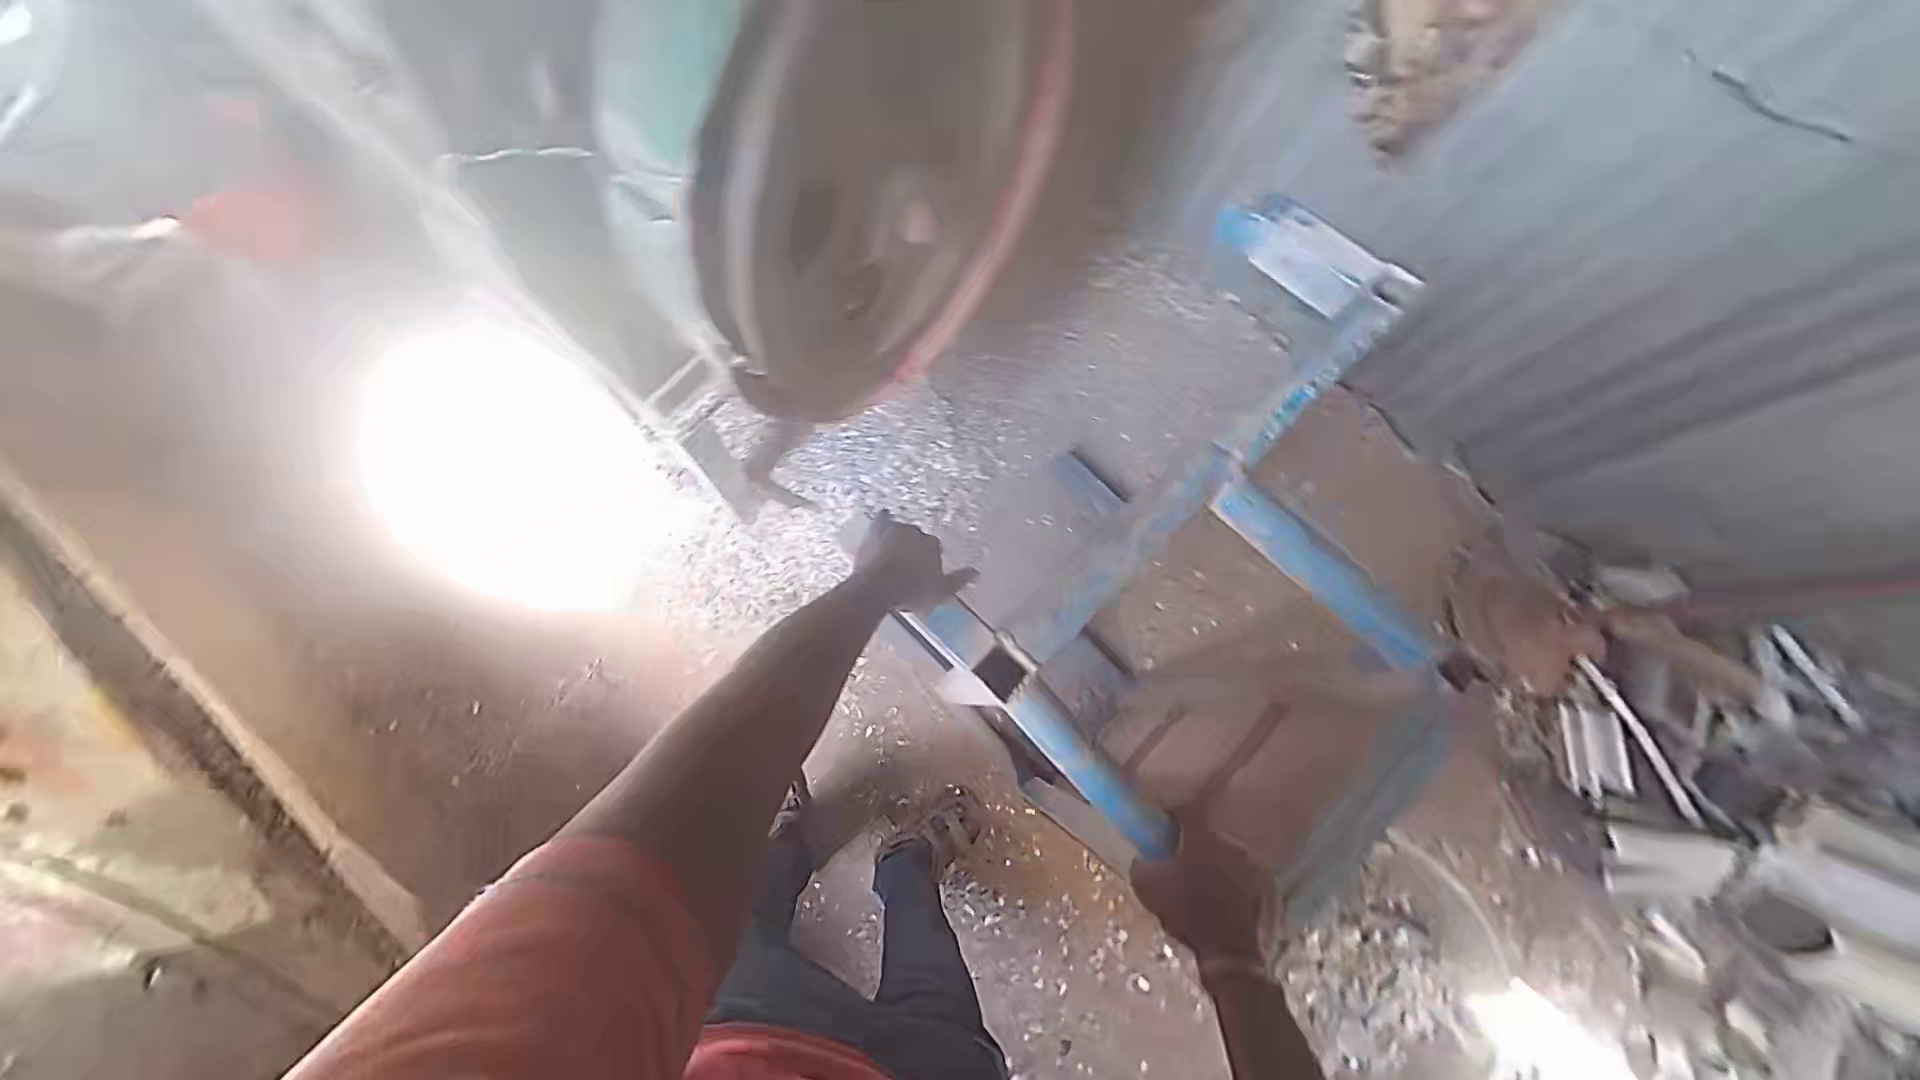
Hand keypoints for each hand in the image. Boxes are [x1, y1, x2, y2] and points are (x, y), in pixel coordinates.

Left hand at [852, 513, 976, 611]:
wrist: (875, 588)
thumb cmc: (909, 591)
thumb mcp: (940, 592)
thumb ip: (958, 580)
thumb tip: (976, 573)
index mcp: (932, 544)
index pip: (934, 548)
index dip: (928, 560)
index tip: (922, 572)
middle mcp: (916, 532)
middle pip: (917, 537)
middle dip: (913, 549)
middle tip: (906, 566)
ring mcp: (895, 528)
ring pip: (900, 529)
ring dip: (898, 538)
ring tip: (891, 555)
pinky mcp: (876, 528)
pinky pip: (882, 518)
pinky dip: (883, 522)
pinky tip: (881, 528)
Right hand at [1131, 815, 1272, 963]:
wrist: (1233, 957)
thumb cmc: (1189, 915)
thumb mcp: (1149, 888)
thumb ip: (1142, 864)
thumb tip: (1143, 856)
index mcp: (1202, 836)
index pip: (1187, 808)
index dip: (1175, 814)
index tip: (1167, 825)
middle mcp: (1232, 843)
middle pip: (1211, 835)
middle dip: (1198, 845)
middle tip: (1186, 863)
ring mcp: (1256, 865)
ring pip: (1232, 856)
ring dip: (1220, 865)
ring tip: (1209, 886)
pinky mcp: (1272, 888)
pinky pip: (1250, 877)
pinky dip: (1240, 884)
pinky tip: (1230, 902)